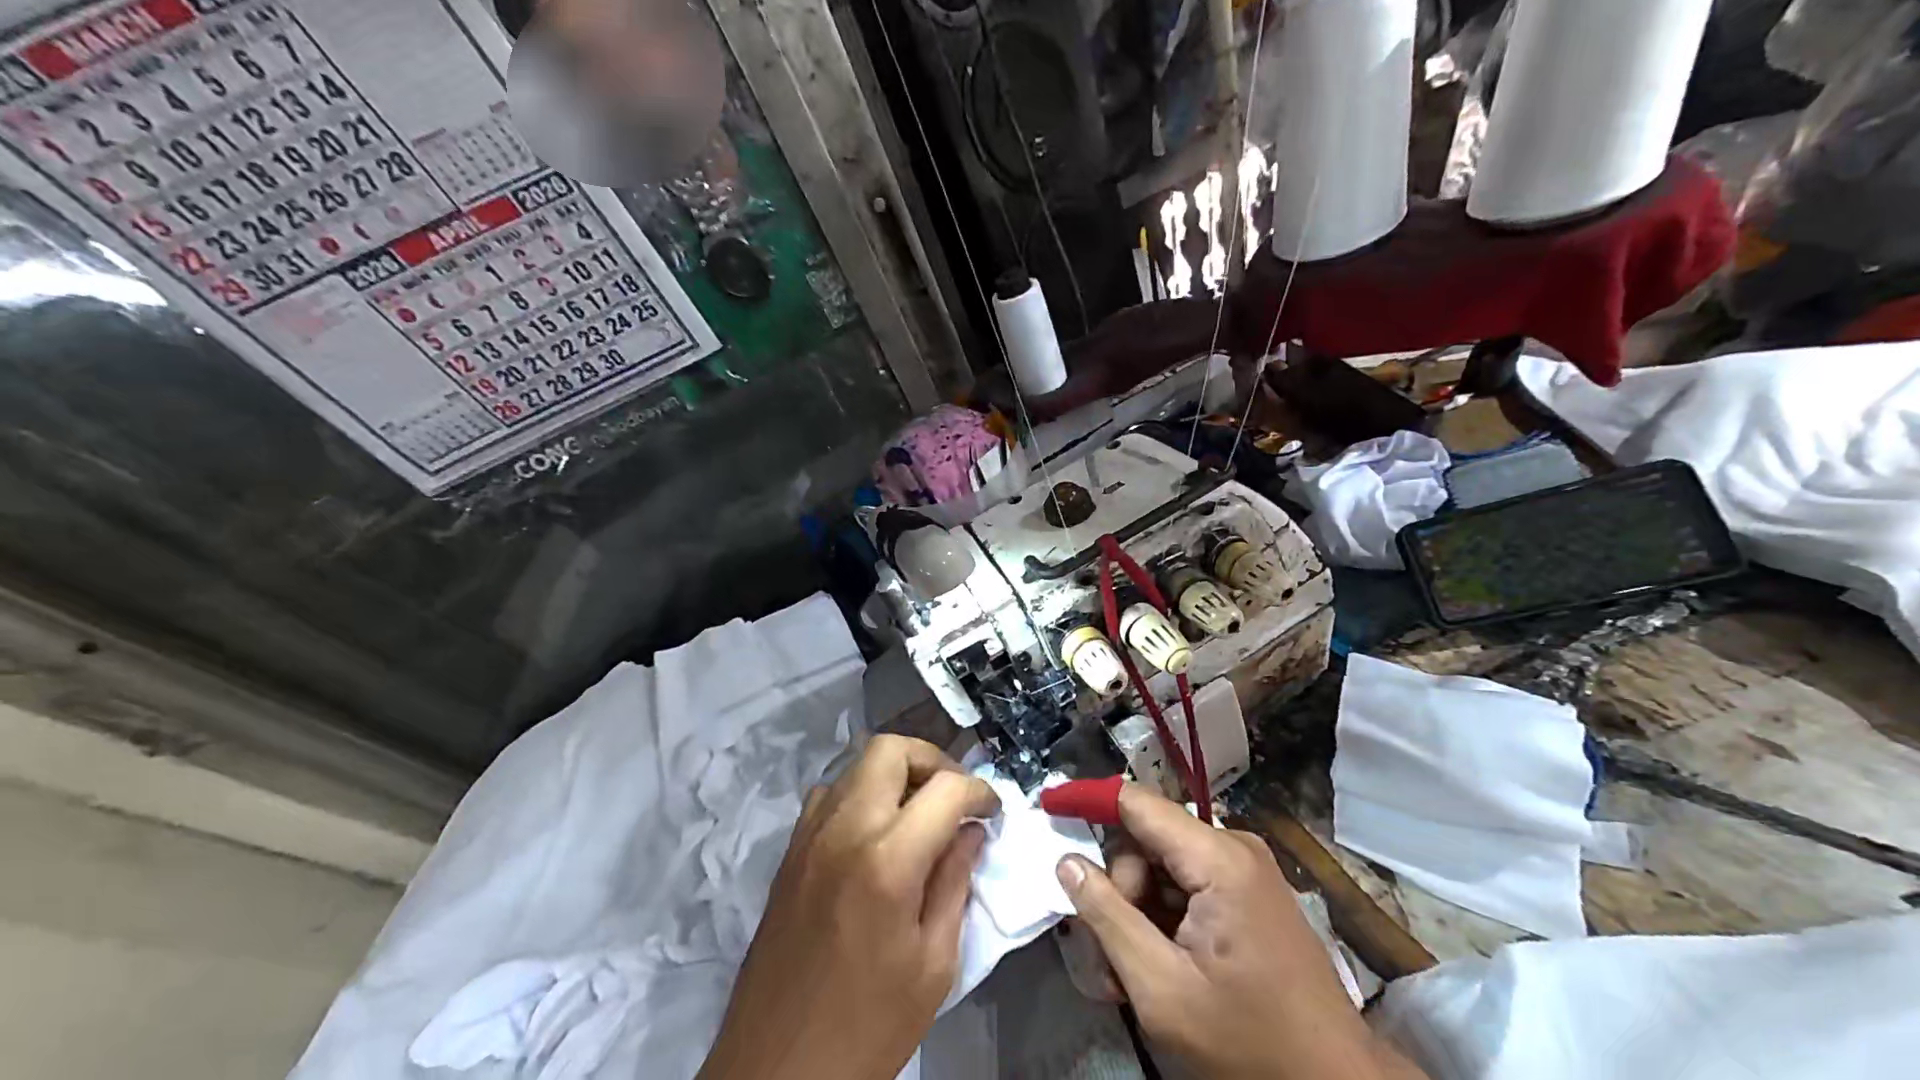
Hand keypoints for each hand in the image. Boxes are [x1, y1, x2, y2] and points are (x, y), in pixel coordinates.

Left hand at [698, 735, 1000, 1079]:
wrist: (778, 1067)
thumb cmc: (869, 1024)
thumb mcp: (934, 962)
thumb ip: (955, 882)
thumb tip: (972, 831)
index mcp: (886, 859)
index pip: (945, 787)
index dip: (980, 791)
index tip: (993, 810)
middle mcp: (843, 829)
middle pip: (890, 749)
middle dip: (933, 761)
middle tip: (955, 799)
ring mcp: (809, 835)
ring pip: (856, 766)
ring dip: (895, 775)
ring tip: (919, 816)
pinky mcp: (789, 851)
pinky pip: (831, 794)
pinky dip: (862, 795)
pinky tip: (877, 836)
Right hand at [1057, 785, 1427, 1079]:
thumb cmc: (1248, 1041)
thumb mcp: (1161, 986)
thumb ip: (1107, 916)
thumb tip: (1067, 863)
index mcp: (1217, 859)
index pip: (1135, 803)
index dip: (1086, 799)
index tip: (1046, 806)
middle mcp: (1233, 850)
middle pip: (1144, 844)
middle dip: (1116, 893)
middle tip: (1104, 955)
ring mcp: (1243, 873)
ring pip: (1159, 869)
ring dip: (1134, 915)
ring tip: (1126, 976)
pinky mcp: (1247, 896)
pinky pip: (1184, 889)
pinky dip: (1159, 921)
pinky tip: (1152, 967)